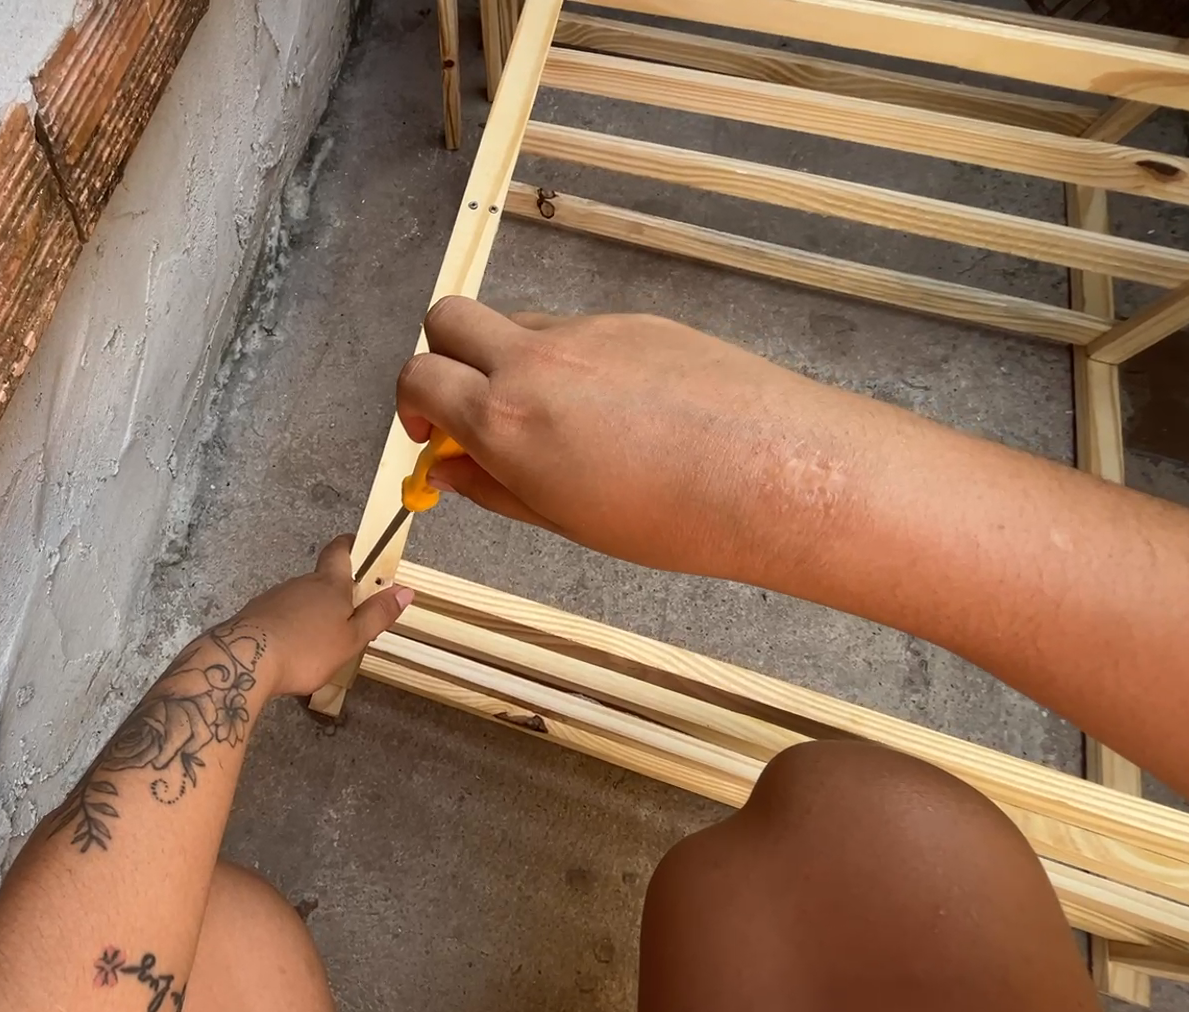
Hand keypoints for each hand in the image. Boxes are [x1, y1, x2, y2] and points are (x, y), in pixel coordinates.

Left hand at [229, 535, 411, 695]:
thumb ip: (377, 615)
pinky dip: (291, 627)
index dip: (350, 544)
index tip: (359, 543)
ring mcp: (274, 597)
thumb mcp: (351, 638)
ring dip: (312, 613)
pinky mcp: (256, 614)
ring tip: (321, 641)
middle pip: (321, 579)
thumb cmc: (306, 649)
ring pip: (300, 598)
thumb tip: (405, 590)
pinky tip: (293, 649)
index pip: (340, 551)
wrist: (245, 659)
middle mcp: (301, 583)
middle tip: (350, 615)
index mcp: (329, 584)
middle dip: (336, 592)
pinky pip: (281, 615)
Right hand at [396, 297, 881, 581]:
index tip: (431, 434)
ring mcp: (584, 331)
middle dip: (441, 355)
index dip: (409, 405)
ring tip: (557, 417)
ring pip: (513, 324)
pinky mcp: (632, 320)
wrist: (778, 472)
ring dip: (506, 360)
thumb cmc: (662, 518)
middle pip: (446, 317)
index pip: (416, 377)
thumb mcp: (556, 515)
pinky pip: (572, 332)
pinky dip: (566, 362)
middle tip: (470, 404)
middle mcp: (531, 360)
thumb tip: (446, 468)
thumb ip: (488, 485)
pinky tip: (616, 408)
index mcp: (502, 416)